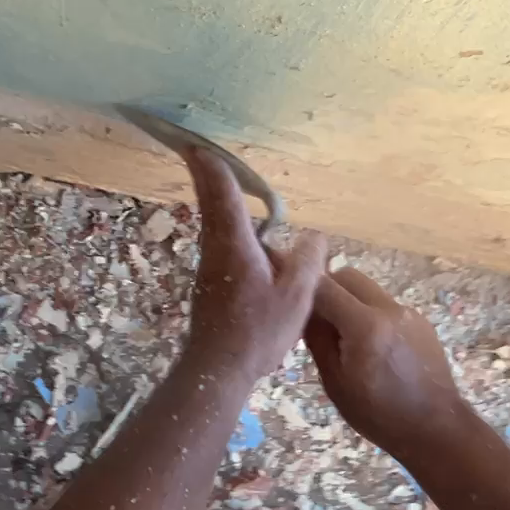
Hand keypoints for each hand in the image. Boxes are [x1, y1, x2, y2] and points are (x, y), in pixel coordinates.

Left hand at [181, 148, 324, 384]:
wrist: (218, 368)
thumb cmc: (258, 331)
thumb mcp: (296, 296)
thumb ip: (307, 261)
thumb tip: (315, 235)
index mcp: (235, 244)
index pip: (222, 194)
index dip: (214, 167)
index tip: (199, 142)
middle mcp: (216, 247)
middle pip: (209, 201)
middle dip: (204, 172)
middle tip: (195, 146)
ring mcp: (210, 264)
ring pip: (210, 219)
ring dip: (210, 193)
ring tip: (214, 174)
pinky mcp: (210, 281)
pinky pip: (215, 236)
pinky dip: (217, 216)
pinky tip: (231, 223)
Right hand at [305, 267, 467, 459]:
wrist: (437, 430)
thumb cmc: (379, 414)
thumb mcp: (335, 382)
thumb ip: (317, 339)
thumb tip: (304, 312)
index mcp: (365, 325)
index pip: (323, 286)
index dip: (303, 290)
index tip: (291, 302)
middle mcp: (388, 308)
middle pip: (346, 276)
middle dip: (326, 288)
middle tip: (315, 317)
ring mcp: (407, 311)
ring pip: (366, 288)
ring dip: (348, 300)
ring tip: (343, 334)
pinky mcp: (419, 320)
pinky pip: (384, 304)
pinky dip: (369, 313)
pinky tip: (371, 345)